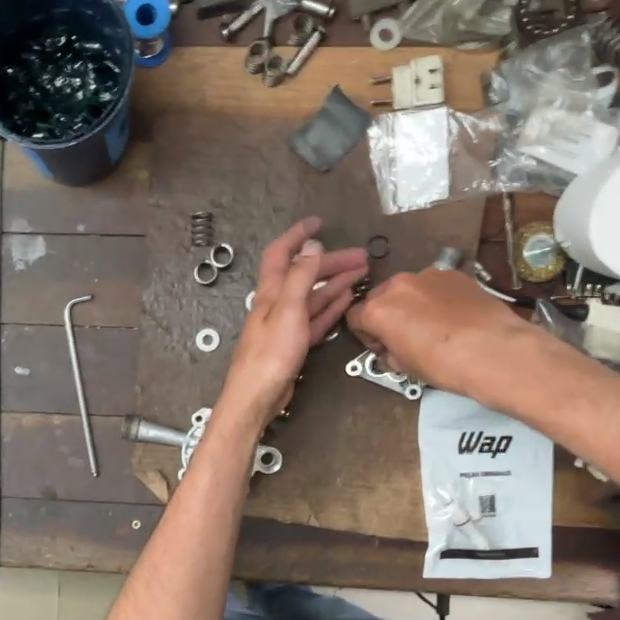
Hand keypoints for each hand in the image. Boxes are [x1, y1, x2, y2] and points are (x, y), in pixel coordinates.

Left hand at [219, 217, 367, 425]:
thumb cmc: (269, 354)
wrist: (257, 396)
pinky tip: (347, 300)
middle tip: (361, 256)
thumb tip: (312, 246)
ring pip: (313, 296)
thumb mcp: (286, 309)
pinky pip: (315, 319)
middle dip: (331, 262)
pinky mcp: (293, 344)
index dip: (297, 235)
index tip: (317, 222)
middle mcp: (276, 304)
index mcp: (270, 292)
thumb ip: (299, 276)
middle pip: (305, 275)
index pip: (281, 254)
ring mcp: (285, 325)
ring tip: (362, 274)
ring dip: (336, 283)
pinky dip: (331, 307)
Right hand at [346, 266, 552, 406]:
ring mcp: (428, 276)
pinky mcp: (454, 274)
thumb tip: (392, 347)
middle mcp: (398, 286)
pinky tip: (453, 316)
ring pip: (408, 289)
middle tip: (405, 336)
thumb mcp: (404, 366)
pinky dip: (436, 298)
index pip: (354, 317)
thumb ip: (389, 350)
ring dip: (411, 304)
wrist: (492, 350)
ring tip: (433, 325)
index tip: (381, 347)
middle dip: (387, 315)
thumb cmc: (442, 364)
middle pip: (379, 298)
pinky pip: (434, 286)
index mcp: (377, 310)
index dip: (366, 335)